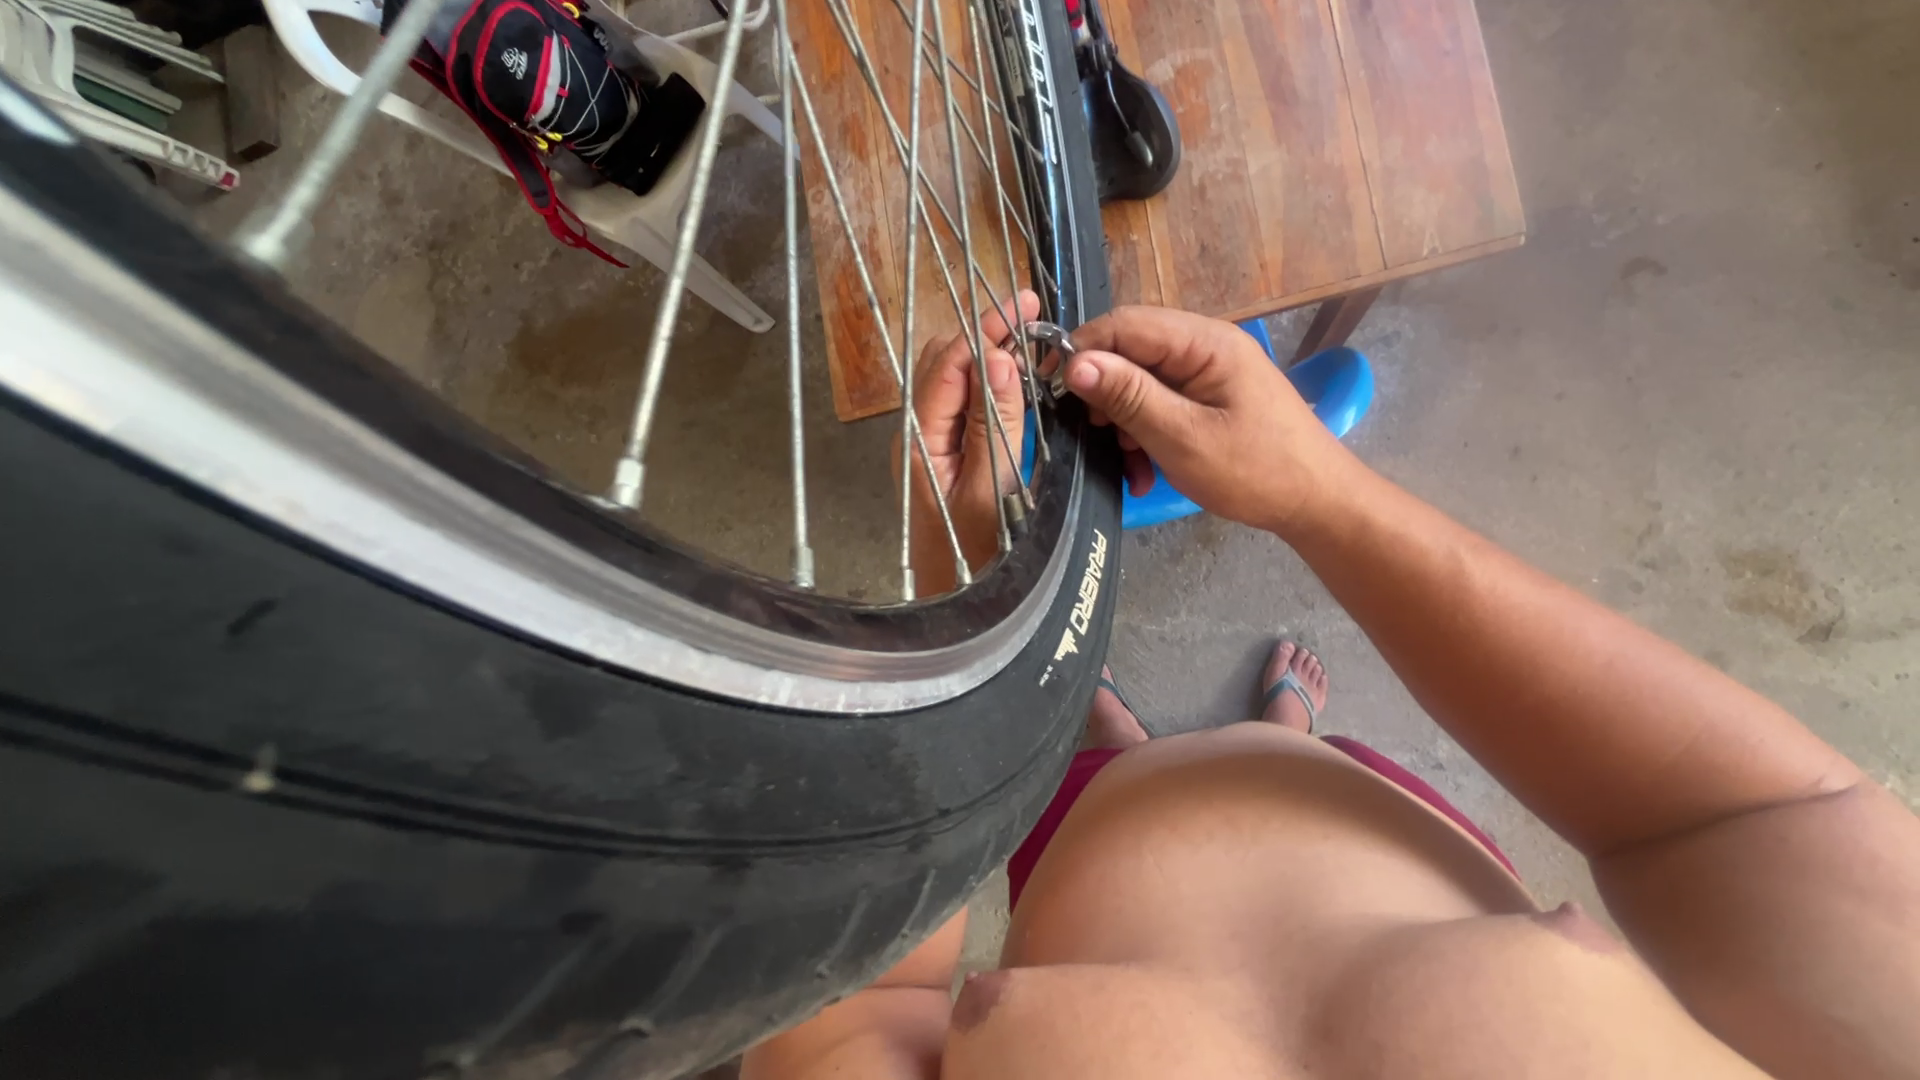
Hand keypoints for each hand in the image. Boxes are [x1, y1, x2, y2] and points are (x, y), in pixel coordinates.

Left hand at [903, 289, 1041, 589]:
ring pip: (954, 382)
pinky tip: (1015, 380)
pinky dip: (989, 384)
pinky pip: (963, 406)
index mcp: (921, 438)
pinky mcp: (945, 457)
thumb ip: (994, 425)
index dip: (986, 328)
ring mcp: (930, 445)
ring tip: (1029, 341)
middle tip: (1034, 320)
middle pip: (945, 364)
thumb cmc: (973, 555)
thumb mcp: (990, 489)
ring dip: (987, 355)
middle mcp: (918, 433)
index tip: (1026, 305)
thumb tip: (999, 359)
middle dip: (986, 333)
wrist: (956, 606)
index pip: (950, 364)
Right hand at [1064, 306, 1348, 532]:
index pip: (1124, 324)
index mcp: (1204, 342)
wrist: (1316, 502)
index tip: (1051, 389)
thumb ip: (1129, 396)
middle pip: (1129, 354)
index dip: (1082, 350)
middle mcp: (1203, 347)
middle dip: (1103, 395)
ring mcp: (1207, 374)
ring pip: (1140, 385)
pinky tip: (1144, 472)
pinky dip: (1144, 436)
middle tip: (1092, 435)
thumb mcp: (1183, 437)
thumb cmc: (1255, 471)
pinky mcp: (1208, 399)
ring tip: (1127, 465)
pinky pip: (1159, 406)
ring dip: (1123, 425)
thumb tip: (1075, 363)